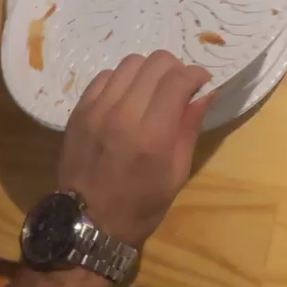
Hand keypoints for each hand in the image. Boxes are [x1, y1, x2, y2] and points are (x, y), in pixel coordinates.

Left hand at [58, 51, 211, 245]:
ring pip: (131, 62)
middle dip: (175, 69)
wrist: (87, 224)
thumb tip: (207, 92)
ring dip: (148, 71)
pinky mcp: (80, 110)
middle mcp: (124, 114)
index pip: (178, 79)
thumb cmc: (140, 205)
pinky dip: (123, 80)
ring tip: (152, 91)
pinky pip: (106, 75)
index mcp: (152, 135)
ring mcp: (97, 109)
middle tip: (179, 87)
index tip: (201, 82)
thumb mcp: (177, 173)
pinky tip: (127, 98)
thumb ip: (190, 127)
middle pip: (156, 62)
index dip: (196, 74)